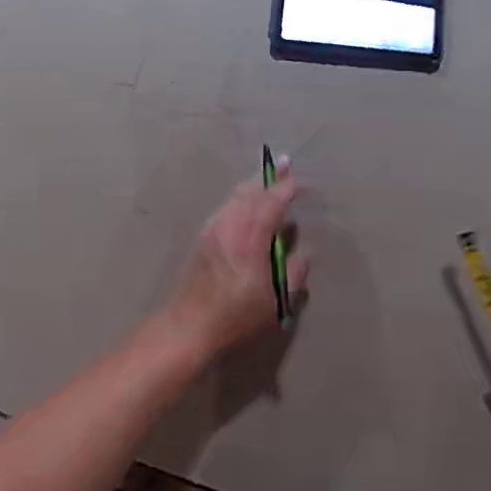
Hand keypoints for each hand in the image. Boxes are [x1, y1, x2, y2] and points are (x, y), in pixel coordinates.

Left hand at [159, 159, 307, 355]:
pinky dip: (239, 200)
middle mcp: (228, 226)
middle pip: (248, 192)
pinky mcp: (202, 239)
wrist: (188, 324)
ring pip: (233, 198)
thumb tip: (302, 253)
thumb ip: (293, 274)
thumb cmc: (236, 316)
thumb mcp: (276, 301)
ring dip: (252, 187)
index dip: (285, 188)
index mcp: (249, 238)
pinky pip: (225, 208)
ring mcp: (211, 230)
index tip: (299, 180)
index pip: (270, 202)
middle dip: (267, 178)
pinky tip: (245, 207)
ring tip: (267, 183)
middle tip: (284, 165)